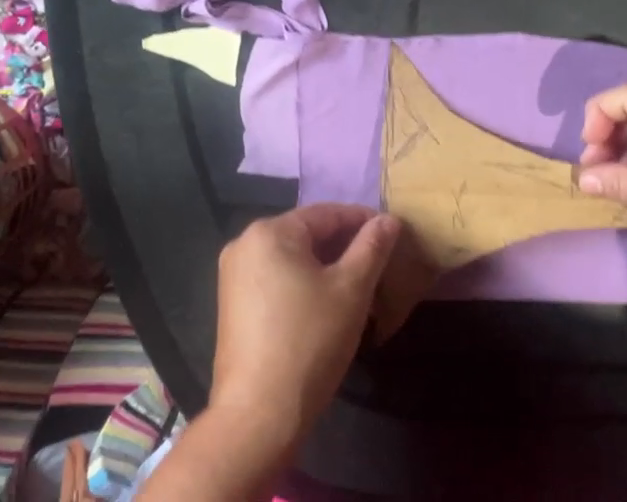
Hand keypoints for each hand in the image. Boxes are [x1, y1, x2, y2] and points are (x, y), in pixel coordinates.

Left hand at [211, 204, 401, 437]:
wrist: (259, 413)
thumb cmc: (310, 340)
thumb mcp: (351, 289)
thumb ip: (372, 247)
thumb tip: (388, 219)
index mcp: (270, 232)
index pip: (327, 213)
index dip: (364, 221)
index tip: (393, 235)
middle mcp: (244, 244)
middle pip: (307, 234)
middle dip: (345, 246)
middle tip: (380, 265)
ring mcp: (233, 276)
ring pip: (292, 259)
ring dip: (326, 267)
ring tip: (360, 287)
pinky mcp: (233, 305)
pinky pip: (276, 280)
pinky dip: (304, 284)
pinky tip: (327, 306)